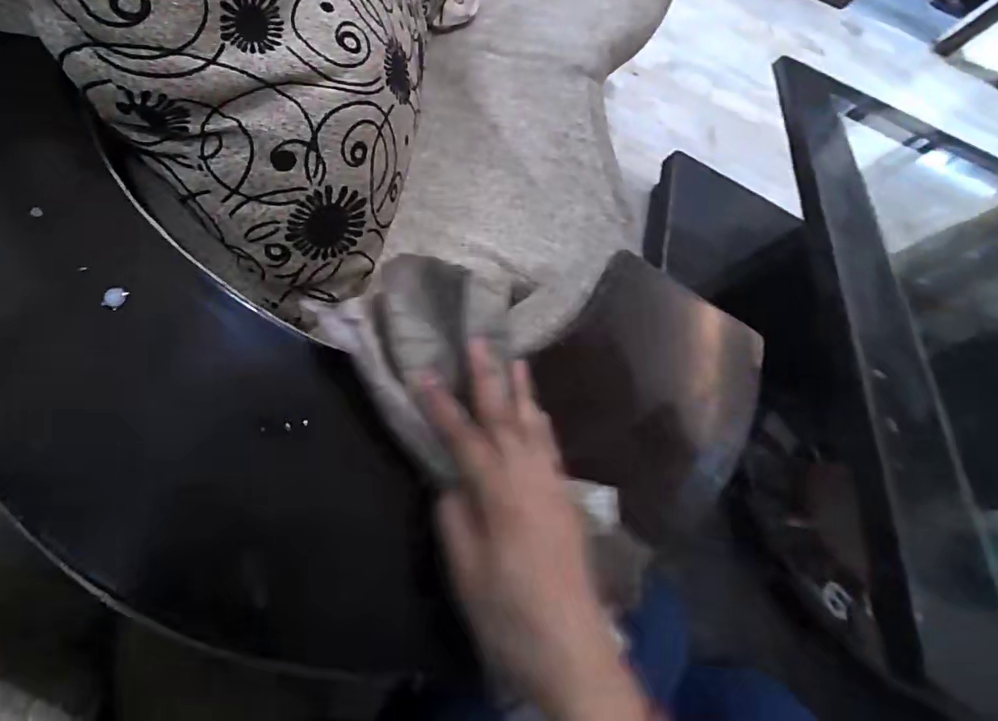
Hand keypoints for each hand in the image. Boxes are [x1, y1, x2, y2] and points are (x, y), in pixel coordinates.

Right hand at [416, 342, 646, 720]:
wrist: (576, 657)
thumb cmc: (508, 612)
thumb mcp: (464, 566)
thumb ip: (453, 513)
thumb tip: (451, 480)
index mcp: (498, 490)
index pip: (461, 434)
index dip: (439, 402)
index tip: (421, 369)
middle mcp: (530, 478)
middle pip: (505, 417)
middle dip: (489, 376)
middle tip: (479, 339)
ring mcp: (554, 490)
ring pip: (535, 427)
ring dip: (522, 392)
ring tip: (517, 360)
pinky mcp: (568, 506)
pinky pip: (550, 448)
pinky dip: (540, 423)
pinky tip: (538, 416)